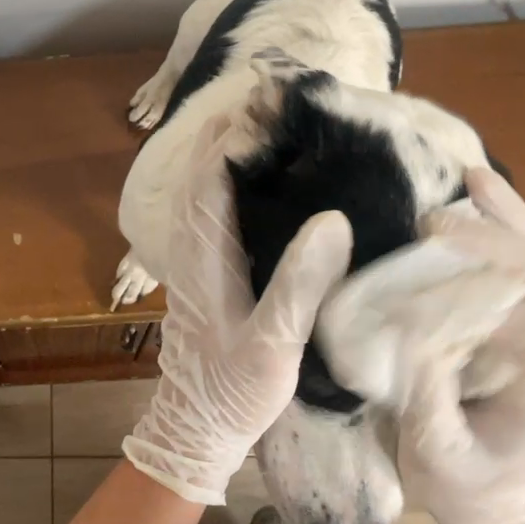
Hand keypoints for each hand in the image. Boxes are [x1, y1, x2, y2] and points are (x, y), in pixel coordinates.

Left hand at [122, 118, 354, 504]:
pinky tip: (264, 179)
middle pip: (203, 170)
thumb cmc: (234, 390)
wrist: (196, 426)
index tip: (275, 99)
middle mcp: (192, 246)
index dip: (236, 132)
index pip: (212, 174)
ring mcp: (194, 257)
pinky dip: (232, 179)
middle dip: (233, 128)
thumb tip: (332, 219)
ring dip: (230, 149)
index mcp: (204, 255)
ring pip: (205, 187)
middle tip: (280, 97)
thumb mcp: (274, 343)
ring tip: (274, 122)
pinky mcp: (204, 270)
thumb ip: (299, 284)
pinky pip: (213, 209)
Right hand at [397, 168, 524, 523]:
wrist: (493, 506)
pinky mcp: (515, 330)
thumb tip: (412, 332)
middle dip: (500, 232)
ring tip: (468, 177)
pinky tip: (467, 203)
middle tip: (432, 217)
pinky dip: (498, 234)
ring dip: (508, 219)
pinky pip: (516, 274)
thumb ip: (428, 400)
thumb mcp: (439, 457)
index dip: (498, 263)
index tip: (434, 246)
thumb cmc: (465, 487)